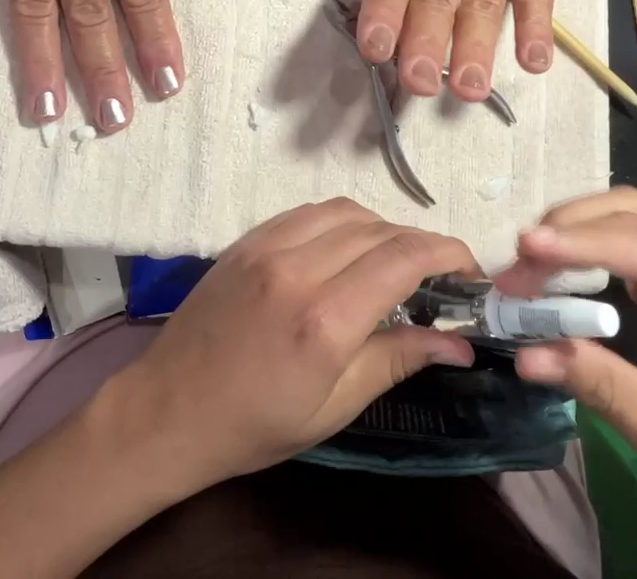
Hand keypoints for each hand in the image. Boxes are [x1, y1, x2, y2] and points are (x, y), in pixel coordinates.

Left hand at [102, 198, 477, 488]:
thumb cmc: (253, 424)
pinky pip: (307, 212)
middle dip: (420, 244)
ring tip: (394, 261)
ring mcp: (265, 247)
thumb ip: (396, 360)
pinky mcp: (245, 240)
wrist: (167, 409)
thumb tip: (460, 343)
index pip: (403, 257)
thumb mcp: (333, 407)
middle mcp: (297, 268)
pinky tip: (346, 249)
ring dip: (381, 228)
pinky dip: (340, 221)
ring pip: (345, 211)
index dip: (447, 254)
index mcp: (324, 319)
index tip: (469, 272)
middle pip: (380, 229)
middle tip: (437, 277)